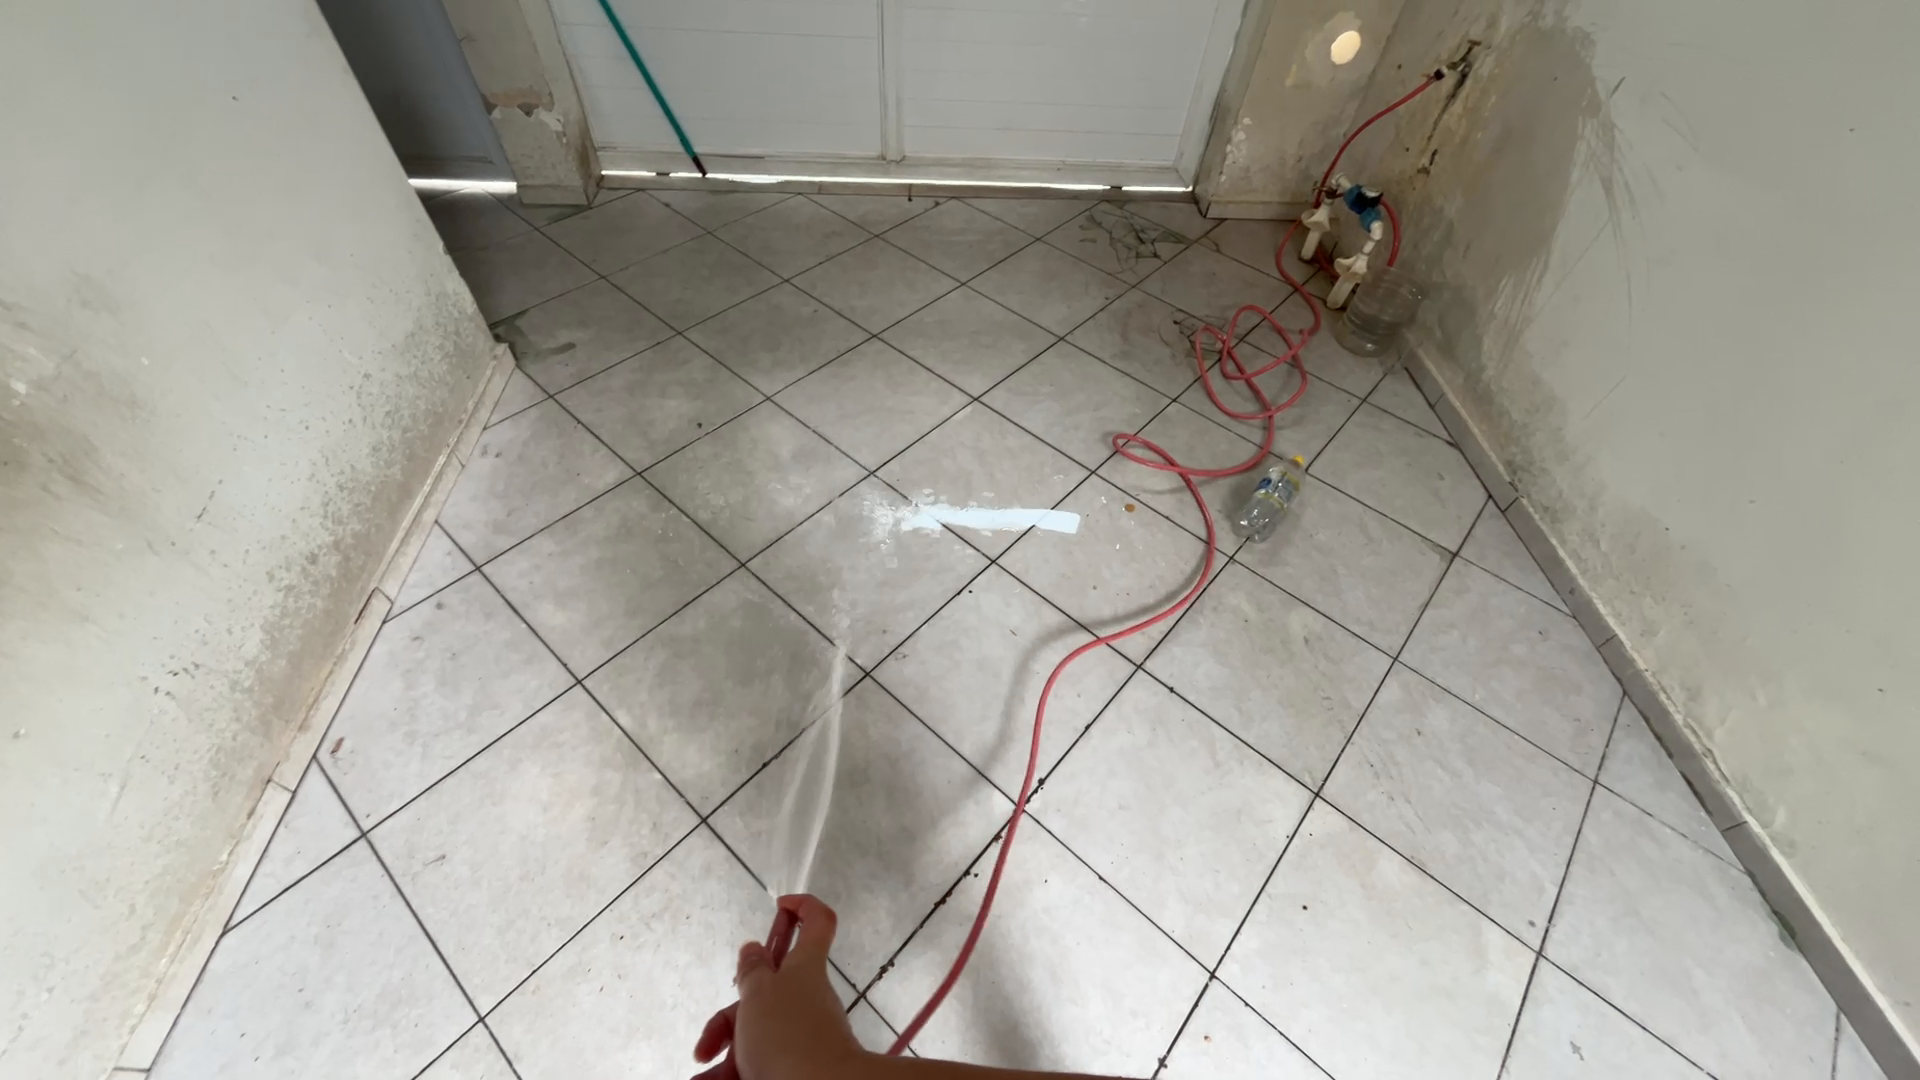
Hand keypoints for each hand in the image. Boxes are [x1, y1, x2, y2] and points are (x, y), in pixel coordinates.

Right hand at [693, 895, 868, 1079]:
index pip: (817, 921)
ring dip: (725, 1056)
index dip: (802, 906)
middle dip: (729, 1019)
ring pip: (756, 1035)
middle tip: (707, 1046)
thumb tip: (754, 948)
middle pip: (765, 993)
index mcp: (804, 965)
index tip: (779, 905)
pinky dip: (733, 1074)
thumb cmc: (788, 1034)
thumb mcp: (760, 994)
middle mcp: (805, 996)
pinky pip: (760, 1064)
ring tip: (703, 1077)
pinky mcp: (797, 1065)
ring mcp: (802, 1034)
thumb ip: (752, 970)